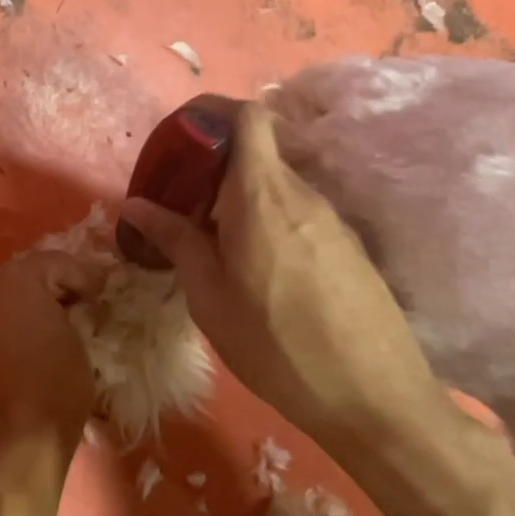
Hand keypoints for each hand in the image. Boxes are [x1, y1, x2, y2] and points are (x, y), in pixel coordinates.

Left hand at [0, 251, 104, 446]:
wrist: (23, 431)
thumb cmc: (57, 380)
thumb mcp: (80, 333)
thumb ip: (81, 301)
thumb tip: (91, 290)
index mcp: (17, 277)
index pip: (60, 262)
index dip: (89, 275)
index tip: (110, 290)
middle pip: (38, 270)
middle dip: (68, 281)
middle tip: (97, 297)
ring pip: (24, 288)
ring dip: (51, 295)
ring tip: (82, 312)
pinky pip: (13, 307)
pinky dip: (35, 310)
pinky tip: (59, 326)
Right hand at [121, 103, 447, 448]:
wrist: (379, 404)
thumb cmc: (277, 346)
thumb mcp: (208, 296)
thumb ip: (174, 239)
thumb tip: (136, 204)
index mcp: (262, 196)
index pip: (248, 115)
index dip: (210, 111)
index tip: (177, 140)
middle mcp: (301, 195)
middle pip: (254, 151)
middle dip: (209, 164)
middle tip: (175, 202)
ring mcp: (332, 221)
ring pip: (273, 184)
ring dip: (235, 196)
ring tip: (206, 239)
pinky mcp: (349, 248)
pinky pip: (295, 213)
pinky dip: (264, 219)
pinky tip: (250, 265)